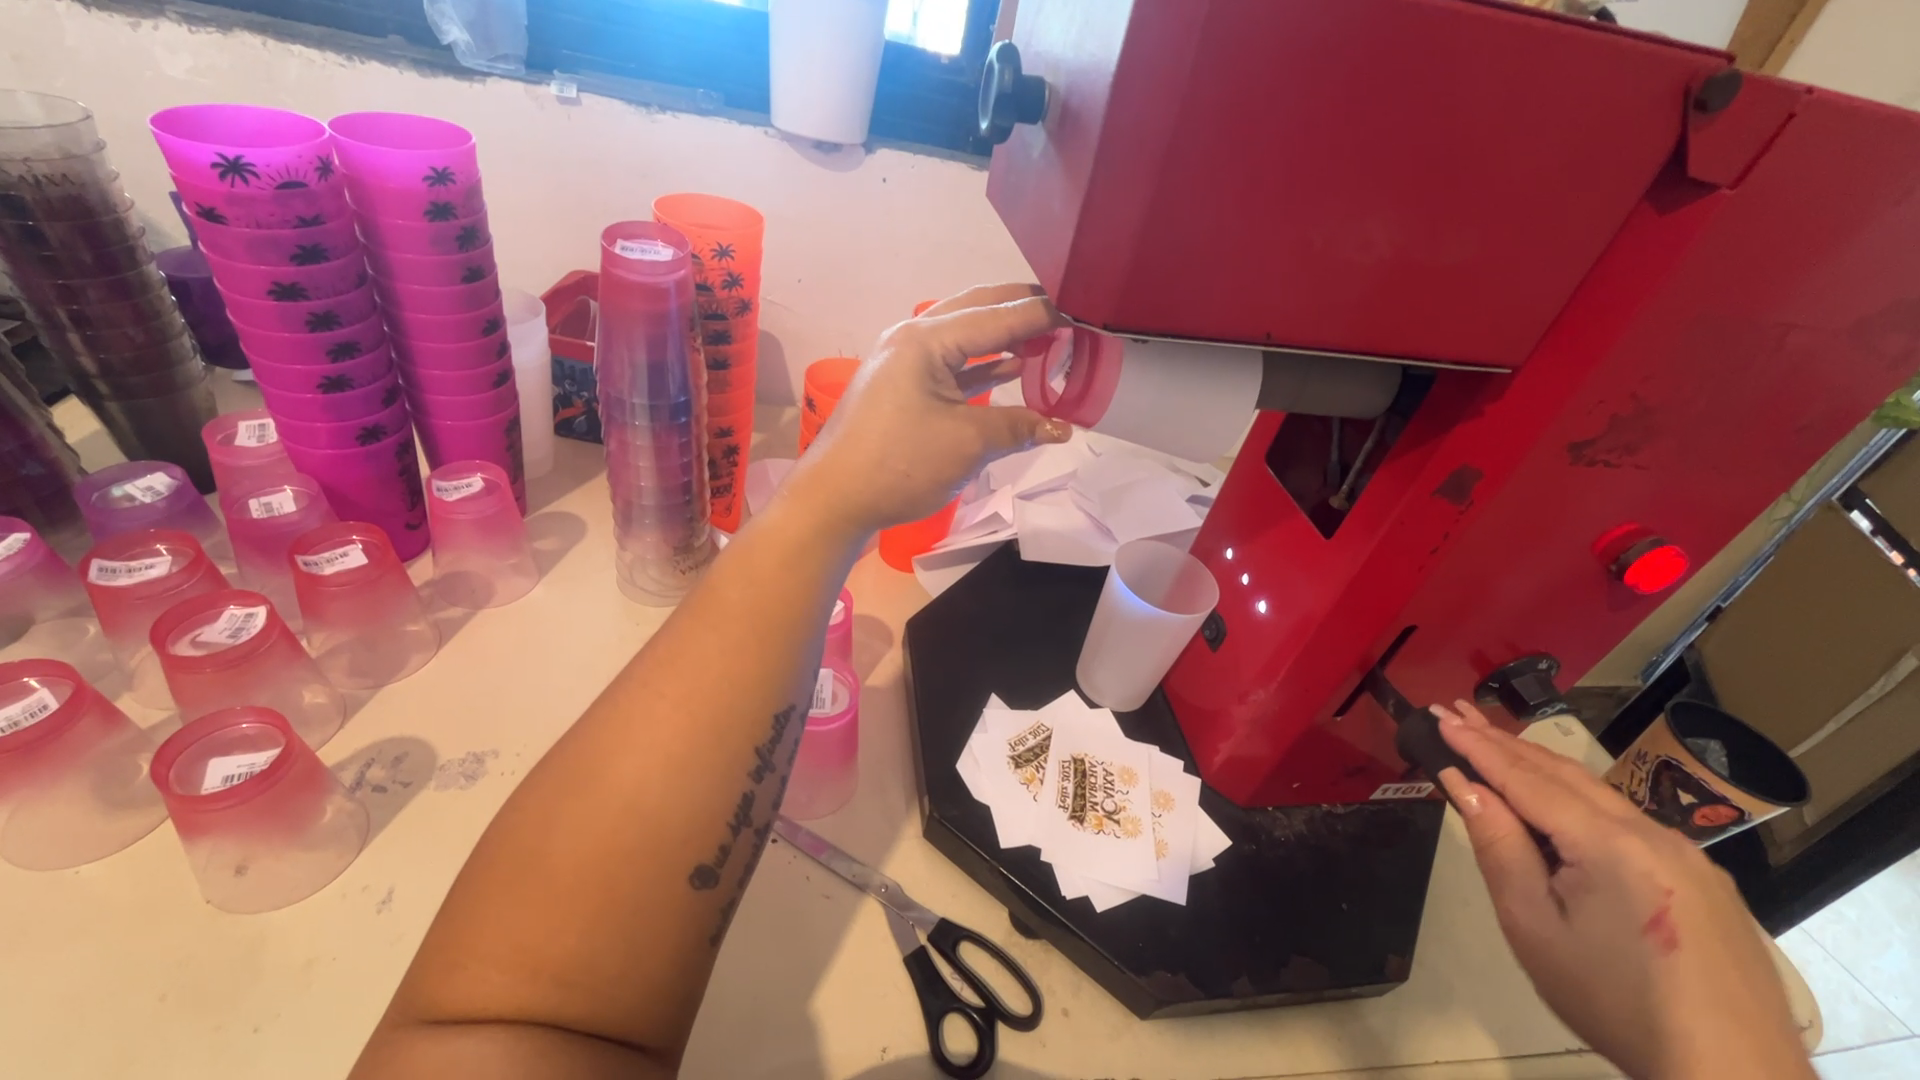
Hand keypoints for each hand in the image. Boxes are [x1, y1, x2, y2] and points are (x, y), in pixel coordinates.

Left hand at [787, 284, 1070, 533]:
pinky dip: (985, 364)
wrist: (835, 499)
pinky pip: (954, 362)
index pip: (998, 315)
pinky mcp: (904, 385)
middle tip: (1068, 314)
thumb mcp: (967, 444)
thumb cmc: (899, 465)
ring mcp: (905, 360)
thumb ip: (1018, 426)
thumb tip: (1063, 426)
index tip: (1084, 315)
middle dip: (1023, 311)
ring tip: (1050, 339)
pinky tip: (1014, 368)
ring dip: (1005, 336)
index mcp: (927, 338)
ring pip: (966, 336)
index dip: (1043, 315)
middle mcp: (913, 337)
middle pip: (979, 310)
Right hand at [1433, 702, 1812, 1079]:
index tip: (1437, 715)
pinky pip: (1627, 821)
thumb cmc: (1612, 1001)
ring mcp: (1687, 855)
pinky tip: (1557, 800)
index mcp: (1610, 844)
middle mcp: (1654, 834)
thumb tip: (1464, 785)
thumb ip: (1499, 848)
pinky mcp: (1704, 879)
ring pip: (1598, 794)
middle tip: (1456, 712)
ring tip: (1495, 741)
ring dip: (1540, 765)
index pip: (1526, 779)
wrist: (1730, 1076)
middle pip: (1563, 774)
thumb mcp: (1534, 927)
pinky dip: (1578, 798)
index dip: (1477, 746)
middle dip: (1504, 741)